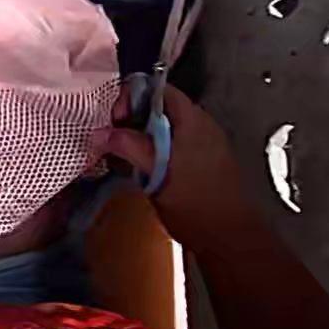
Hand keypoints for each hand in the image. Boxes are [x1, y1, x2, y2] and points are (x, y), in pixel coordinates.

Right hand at [92, 84, 253, 242]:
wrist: (230, 239)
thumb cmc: (194, 202)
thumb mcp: (155, 172)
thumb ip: (128, 146)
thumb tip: (99, 132)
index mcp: (191, 118)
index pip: (156, 89)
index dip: (130, 97)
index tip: (115, 121)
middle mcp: (198, 125)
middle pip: (156, 108)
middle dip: (130, 121)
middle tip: (113, 142)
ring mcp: (201, 144)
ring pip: (161, 129)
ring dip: (139, 139)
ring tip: (123, 159)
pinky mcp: (199, 163)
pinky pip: (170, 146)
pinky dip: (152, 152)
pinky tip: (141, 172)